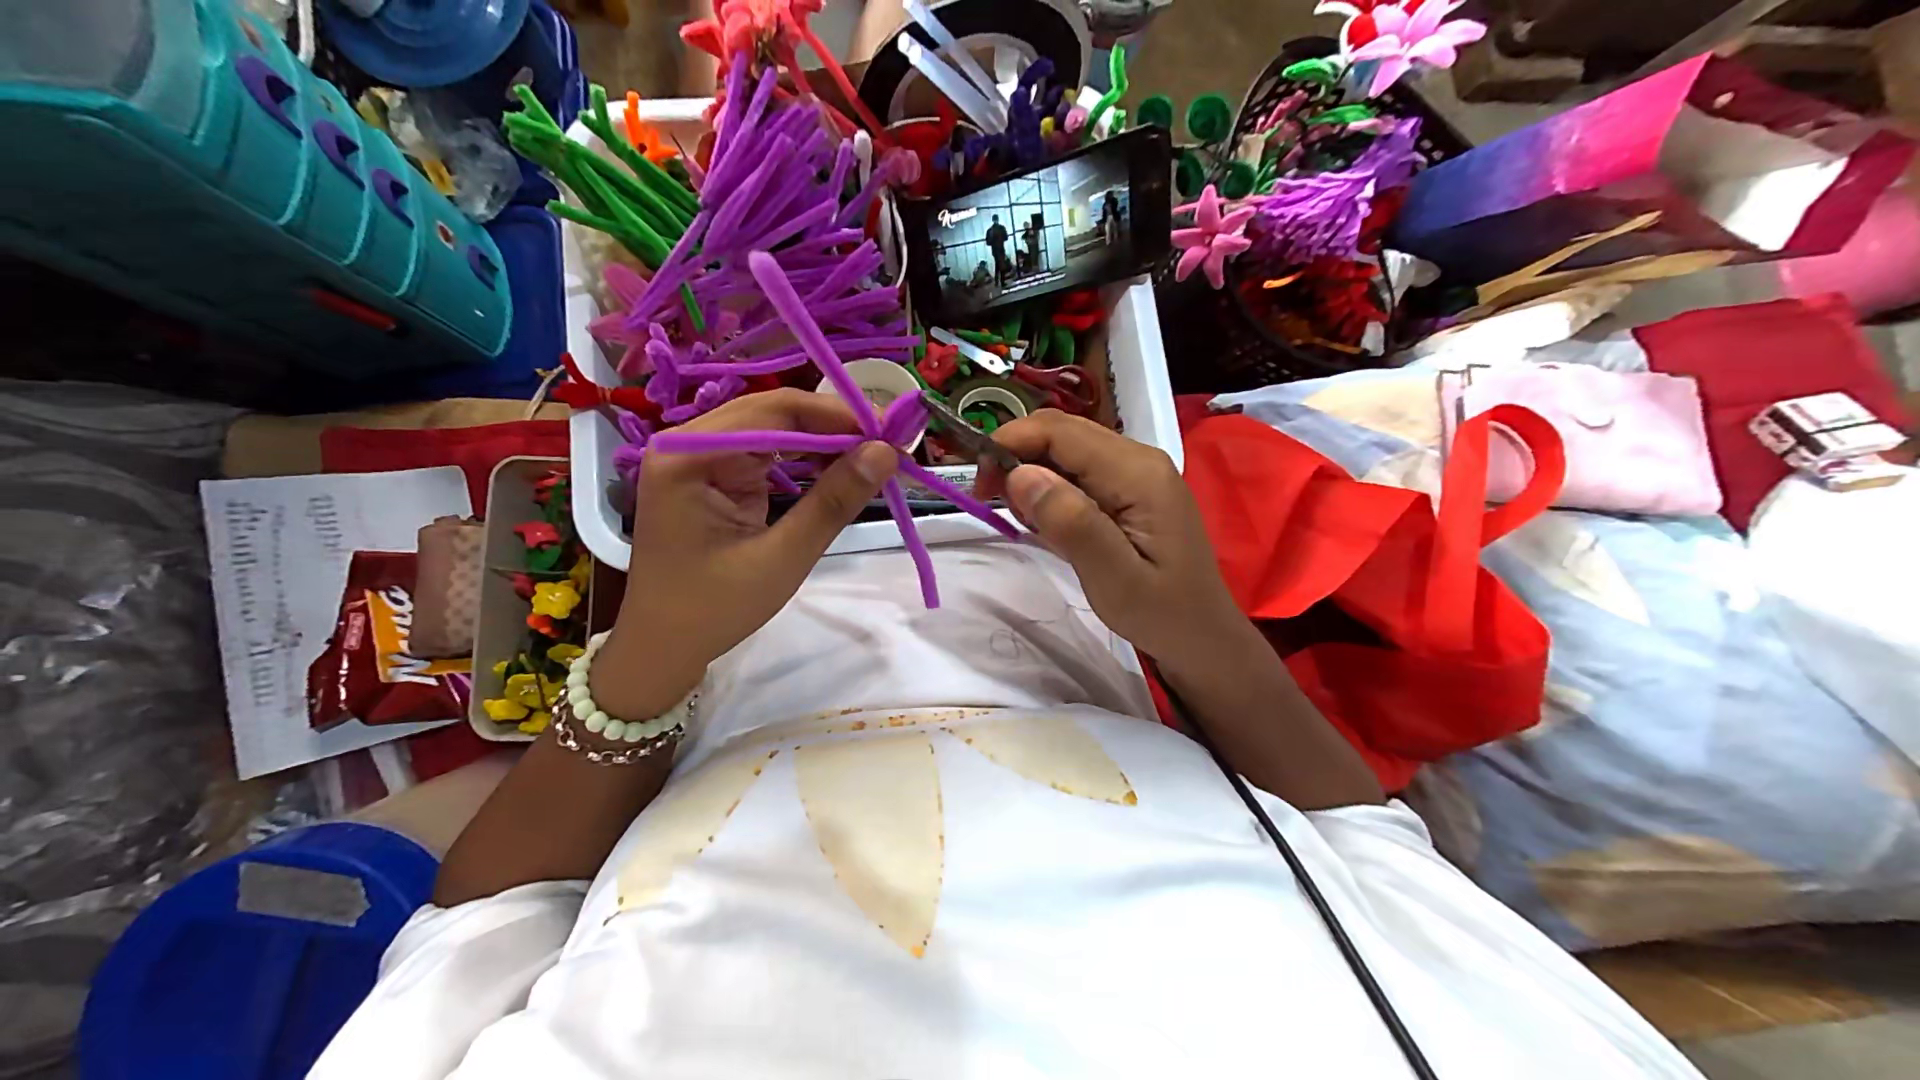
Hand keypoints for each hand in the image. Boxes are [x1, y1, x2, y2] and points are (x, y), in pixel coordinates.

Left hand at [594, 390, 897, 718]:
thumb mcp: (781, 558)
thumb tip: (886, 452)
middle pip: (774, 412)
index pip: (775, 410)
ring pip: (774, 429)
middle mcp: (688, 443)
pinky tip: (840, 467)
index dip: (839, 414)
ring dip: (825, 441)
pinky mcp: (712, 475)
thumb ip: (832, 502)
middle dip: (836, 426)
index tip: (893, 430)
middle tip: (893, 444)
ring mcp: (698, 457)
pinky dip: (806, 459)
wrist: (661, 648)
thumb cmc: (713, 610)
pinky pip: (767, 452)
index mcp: (689, 455)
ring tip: (876, 455)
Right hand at [974, 410, 1245, 667]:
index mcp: (1137, 472)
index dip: (1010, 442)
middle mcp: (1138, 458)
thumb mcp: (1113, 578)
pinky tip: (1047, 521)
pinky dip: (1051, 487)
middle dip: (1016, 455)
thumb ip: (1070, 522)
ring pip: (1067, 449)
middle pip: (1061, 432)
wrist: (1203, 638)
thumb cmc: (1161, 614)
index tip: (979, 482)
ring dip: (1032, 473)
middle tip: (990, 500)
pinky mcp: (1131, 489)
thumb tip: (1019, 474)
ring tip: (1023, 519)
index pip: (1060, 431)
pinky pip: (1080, 471)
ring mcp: (1138, 472)